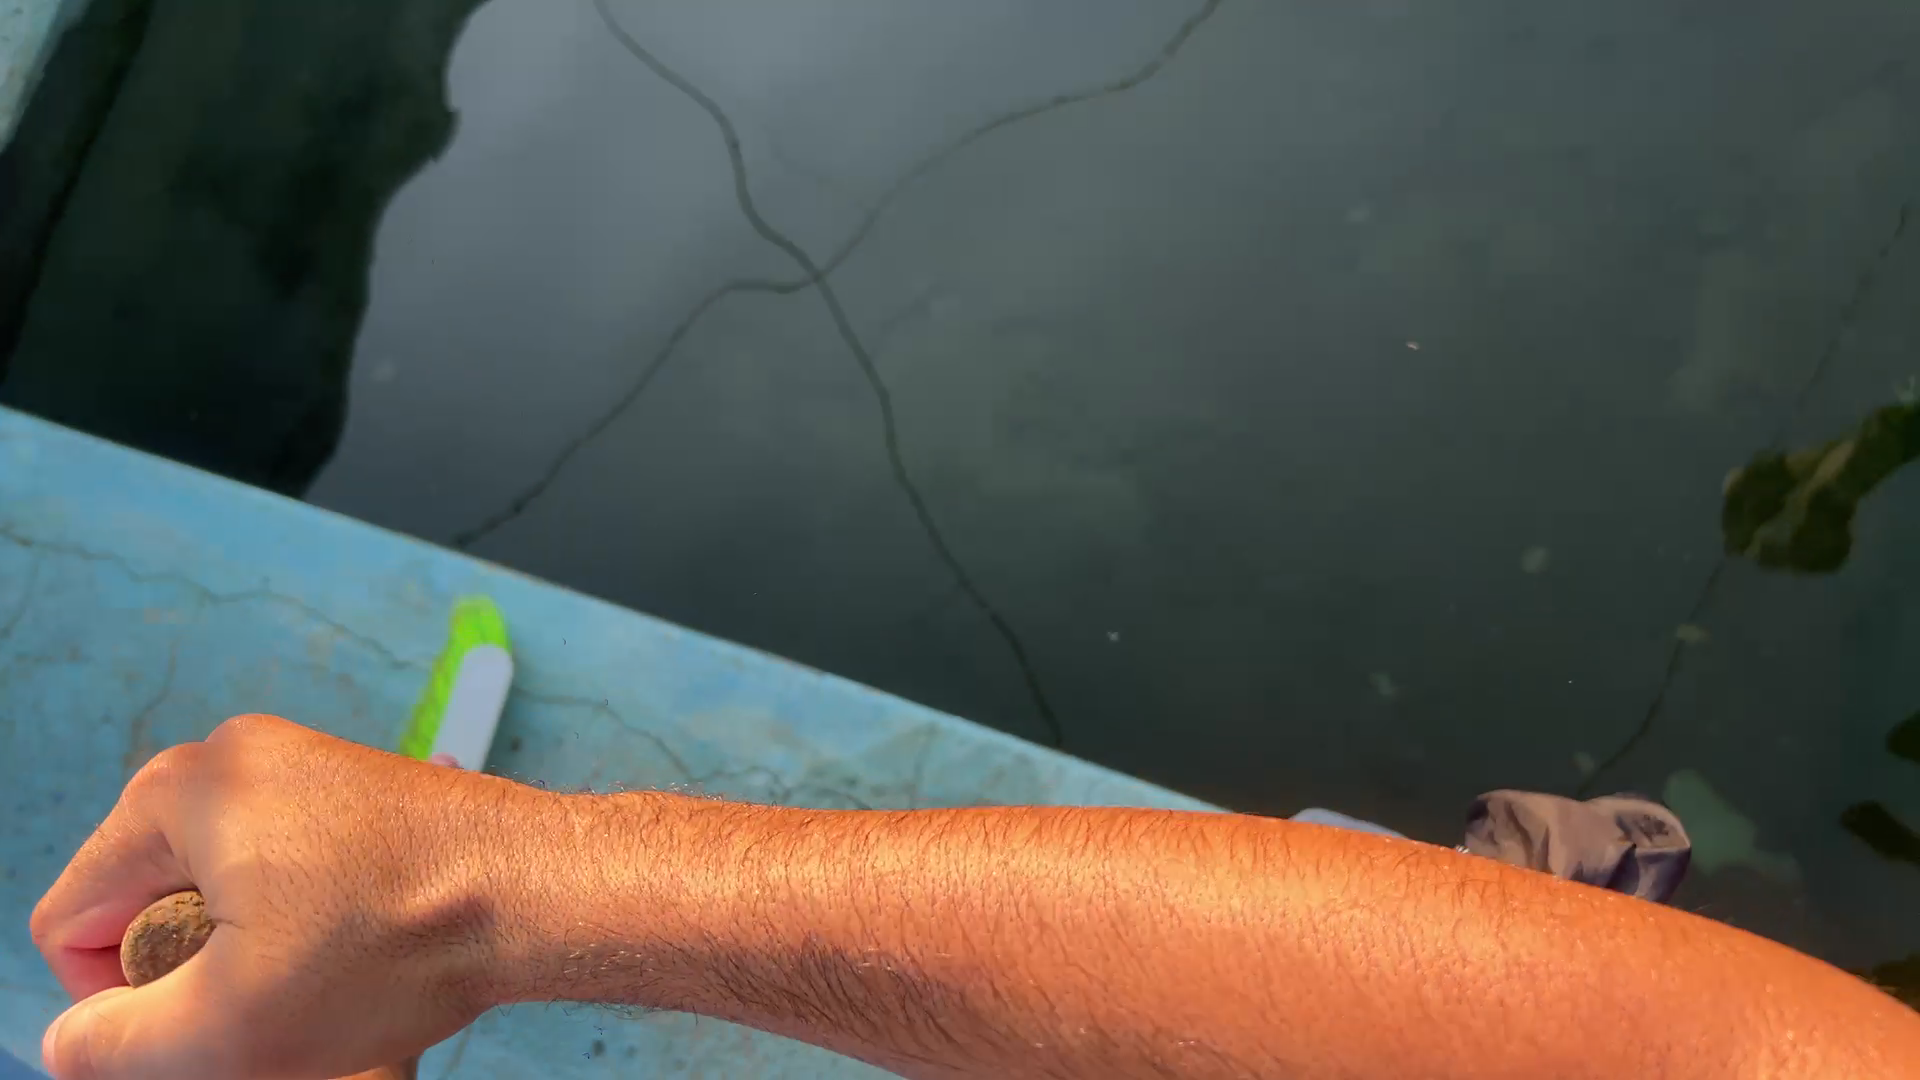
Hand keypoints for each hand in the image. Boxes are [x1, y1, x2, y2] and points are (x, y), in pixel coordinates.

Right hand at [31, 715, 537, 1079]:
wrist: (545, 885)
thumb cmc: (400, 941)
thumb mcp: (211, 1031)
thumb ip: (98, 1043)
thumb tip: (83, 1024)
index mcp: (193, 784)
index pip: (76, 918)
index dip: (126, 987)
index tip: (220, 996)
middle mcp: (259, 753)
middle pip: (163, 895)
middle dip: (202, 957)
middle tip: (283, 984)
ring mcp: (328, 764)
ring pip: (240, 886)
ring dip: (264, 942)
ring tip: (337, 964)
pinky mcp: (380, 786)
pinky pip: (306, 865)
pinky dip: (322, 913)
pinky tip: (373, 938)